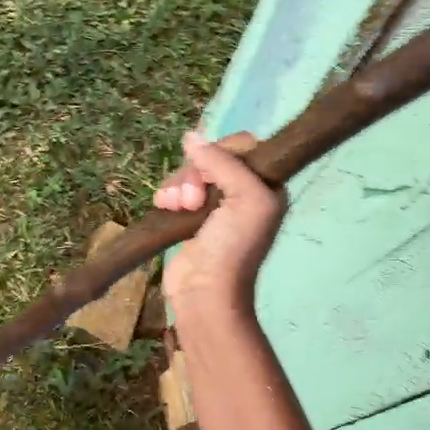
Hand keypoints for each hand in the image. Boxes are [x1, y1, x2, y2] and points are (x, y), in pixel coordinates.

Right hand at [153, 130, 284, 309]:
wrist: (205, 292)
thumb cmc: (233, 247)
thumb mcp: (246, 200)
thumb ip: (224, 163)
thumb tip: (190, 137)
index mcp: (266, 185)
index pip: (242, 146)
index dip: (219, 152)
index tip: (206, 171)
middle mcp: (243, 191)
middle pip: (211, 157)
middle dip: (194, 174)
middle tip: (189, 200)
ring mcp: (215, 204)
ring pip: (190, 172)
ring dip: (178, 185)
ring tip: (173, 206)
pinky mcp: (190, 215)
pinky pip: (176, 188)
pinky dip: (168, 193)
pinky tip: (164, 206)